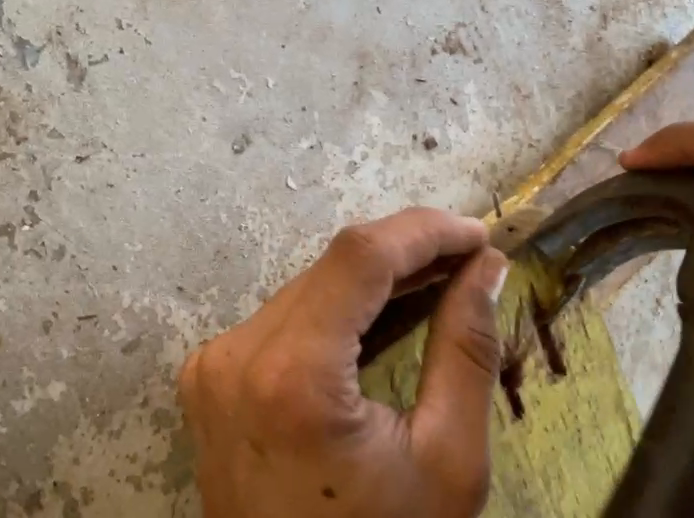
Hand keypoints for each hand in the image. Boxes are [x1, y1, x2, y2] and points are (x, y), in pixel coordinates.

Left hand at [178, 208, 509, 515]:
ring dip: (366, 281)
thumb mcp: (446, 463)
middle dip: (401, 254)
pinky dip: (330, 311)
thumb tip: (486, 269)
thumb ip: (466, 353)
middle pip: (328, 269)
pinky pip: (278, 319)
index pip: (357, 257)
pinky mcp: (207, 374)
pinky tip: (374, 320)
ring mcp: (213, 363)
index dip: (420, 230)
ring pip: (303, 288)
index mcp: (291, 375)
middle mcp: (237, 354)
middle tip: (466, 260)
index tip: (475, 233)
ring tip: (432, 282)